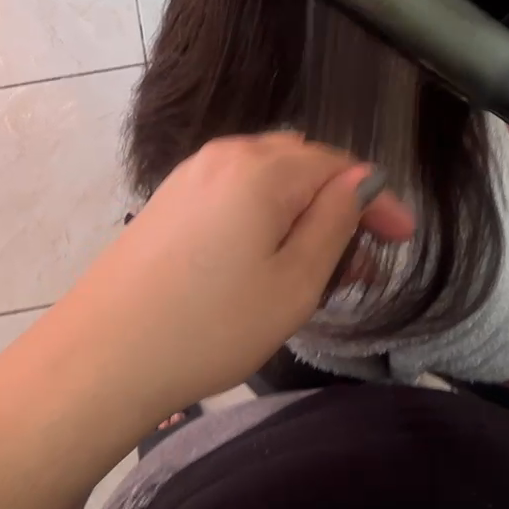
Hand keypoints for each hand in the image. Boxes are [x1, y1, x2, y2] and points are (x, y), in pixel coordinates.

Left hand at [53, 133, 413, 418]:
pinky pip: (234, 192)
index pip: (337, 164)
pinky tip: (265, 260)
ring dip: (300, 211)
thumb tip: (360, 181)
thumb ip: (334, 222)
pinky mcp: (170, 199)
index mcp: (261, 169)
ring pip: (266, 178)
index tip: (404, 239)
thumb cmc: (211, 324)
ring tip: (316, 270)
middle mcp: (224, 155)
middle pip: (301, 164)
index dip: (376, 198)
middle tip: (359, 262)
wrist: (104, 353)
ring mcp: (191, 174)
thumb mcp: (294, 283)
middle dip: (338, 203)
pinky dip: (263, 215)